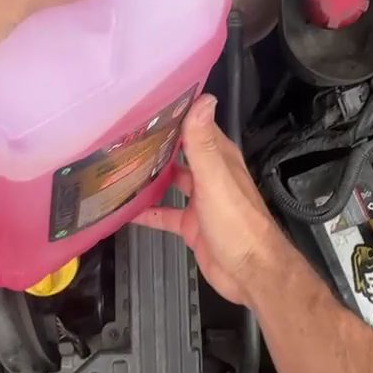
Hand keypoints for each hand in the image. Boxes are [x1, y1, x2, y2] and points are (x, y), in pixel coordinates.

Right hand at [136, 96, 295, 305]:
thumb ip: (203, 143)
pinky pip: (166, 214)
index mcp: (219, 159)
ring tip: (122, 167)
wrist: (250, 273)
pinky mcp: (193, 226)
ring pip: (172, 182)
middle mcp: (211, 176)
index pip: (196, 127)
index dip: (174, 114)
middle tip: (124, 136)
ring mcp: (202, 201)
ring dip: (151, 176)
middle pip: (180, 153)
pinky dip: (148, 212)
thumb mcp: (216, 178)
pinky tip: (127, 210)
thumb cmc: (238, 223)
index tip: (145, 104)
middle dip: (156, 145)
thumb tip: (203, 99)